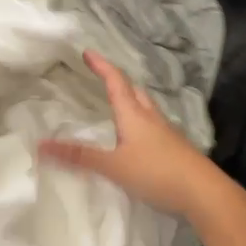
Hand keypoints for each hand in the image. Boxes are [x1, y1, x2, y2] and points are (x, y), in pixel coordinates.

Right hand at [39, 51, 245, 220]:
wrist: (203, 193)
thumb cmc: (156, 172)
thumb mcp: (113, 166)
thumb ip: (79, 157)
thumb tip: (41, 145)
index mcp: (134, 114)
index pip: (115, 82)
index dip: (102, 66)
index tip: (88, 52)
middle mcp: (151, 117)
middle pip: (134, 91)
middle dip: (118, 81)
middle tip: (103, 77)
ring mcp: (166, 133)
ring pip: (146, 108)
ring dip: (131, 100)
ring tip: (119, 103)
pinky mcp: (175, 148)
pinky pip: (153, 126)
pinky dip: (141, 122)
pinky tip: (138, 136)